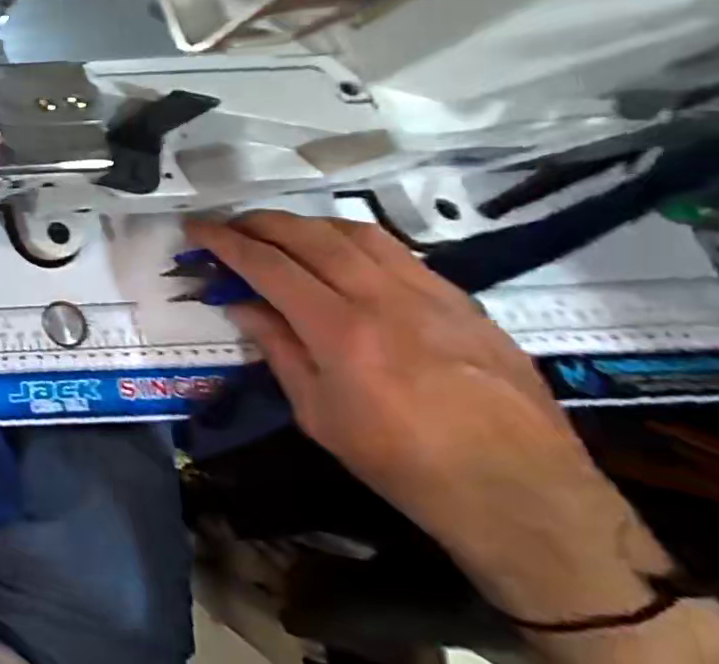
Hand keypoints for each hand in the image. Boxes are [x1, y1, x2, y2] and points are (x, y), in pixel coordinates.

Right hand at [186, 213, 675, 627]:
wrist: (522, 496)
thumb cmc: (402, 464)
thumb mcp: (318, 414)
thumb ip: (277, 348)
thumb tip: (242, 304)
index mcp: (340, 331)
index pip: (267, 265)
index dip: (224, 242)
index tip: (195, 231)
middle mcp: (383, 298)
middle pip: (307, 234)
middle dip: (257, 222)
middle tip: (228, 226)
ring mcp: (429, 294)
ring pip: (354, 231)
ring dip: (305, 223)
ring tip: (279, 232)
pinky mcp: (462, 300)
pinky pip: (396, 250)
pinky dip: (352, 240)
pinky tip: (340, 255)